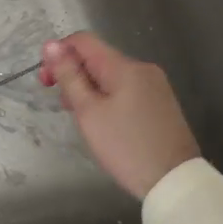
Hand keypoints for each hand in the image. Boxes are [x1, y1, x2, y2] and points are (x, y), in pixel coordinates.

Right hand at [40, 32, 200, 198]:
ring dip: (89, 87)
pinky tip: (103, 120)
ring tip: (81, 116)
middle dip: (73, 74)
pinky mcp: (161, 103)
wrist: (175, 183)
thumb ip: (69, 76)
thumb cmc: (125, 146)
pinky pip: (126, 89)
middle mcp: (142, 69)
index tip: (47, 80)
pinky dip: (108, 97)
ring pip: (111, 75)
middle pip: (97, 57)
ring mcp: (155, 86)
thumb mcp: (88, 111)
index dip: (59, 53)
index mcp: (125, 67)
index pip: (83, 41)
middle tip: (62, 103)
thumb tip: (51, 45)